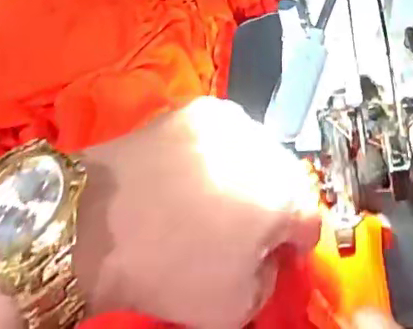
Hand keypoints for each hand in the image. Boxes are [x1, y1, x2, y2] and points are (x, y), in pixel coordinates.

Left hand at [73, 97, 321, 328]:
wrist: (100, 218)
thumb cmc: (168, 264)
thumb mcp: (235, 305)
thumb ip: (270, 277)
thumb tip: (267, 252)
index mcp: (280, 194)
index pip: (311, 218)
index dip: (294, 243)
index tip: (277, 255)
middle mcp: (259, 145)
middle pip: (285, 177)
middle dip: (272, 203)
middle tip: (243, 231)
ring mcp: (225, 119)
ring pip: (255, 149)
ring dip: (246, 172)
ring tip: (213, 200)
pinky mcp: (193, 107)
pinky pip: (223, 131)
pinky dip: (217, 150)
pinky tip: (191, 175)